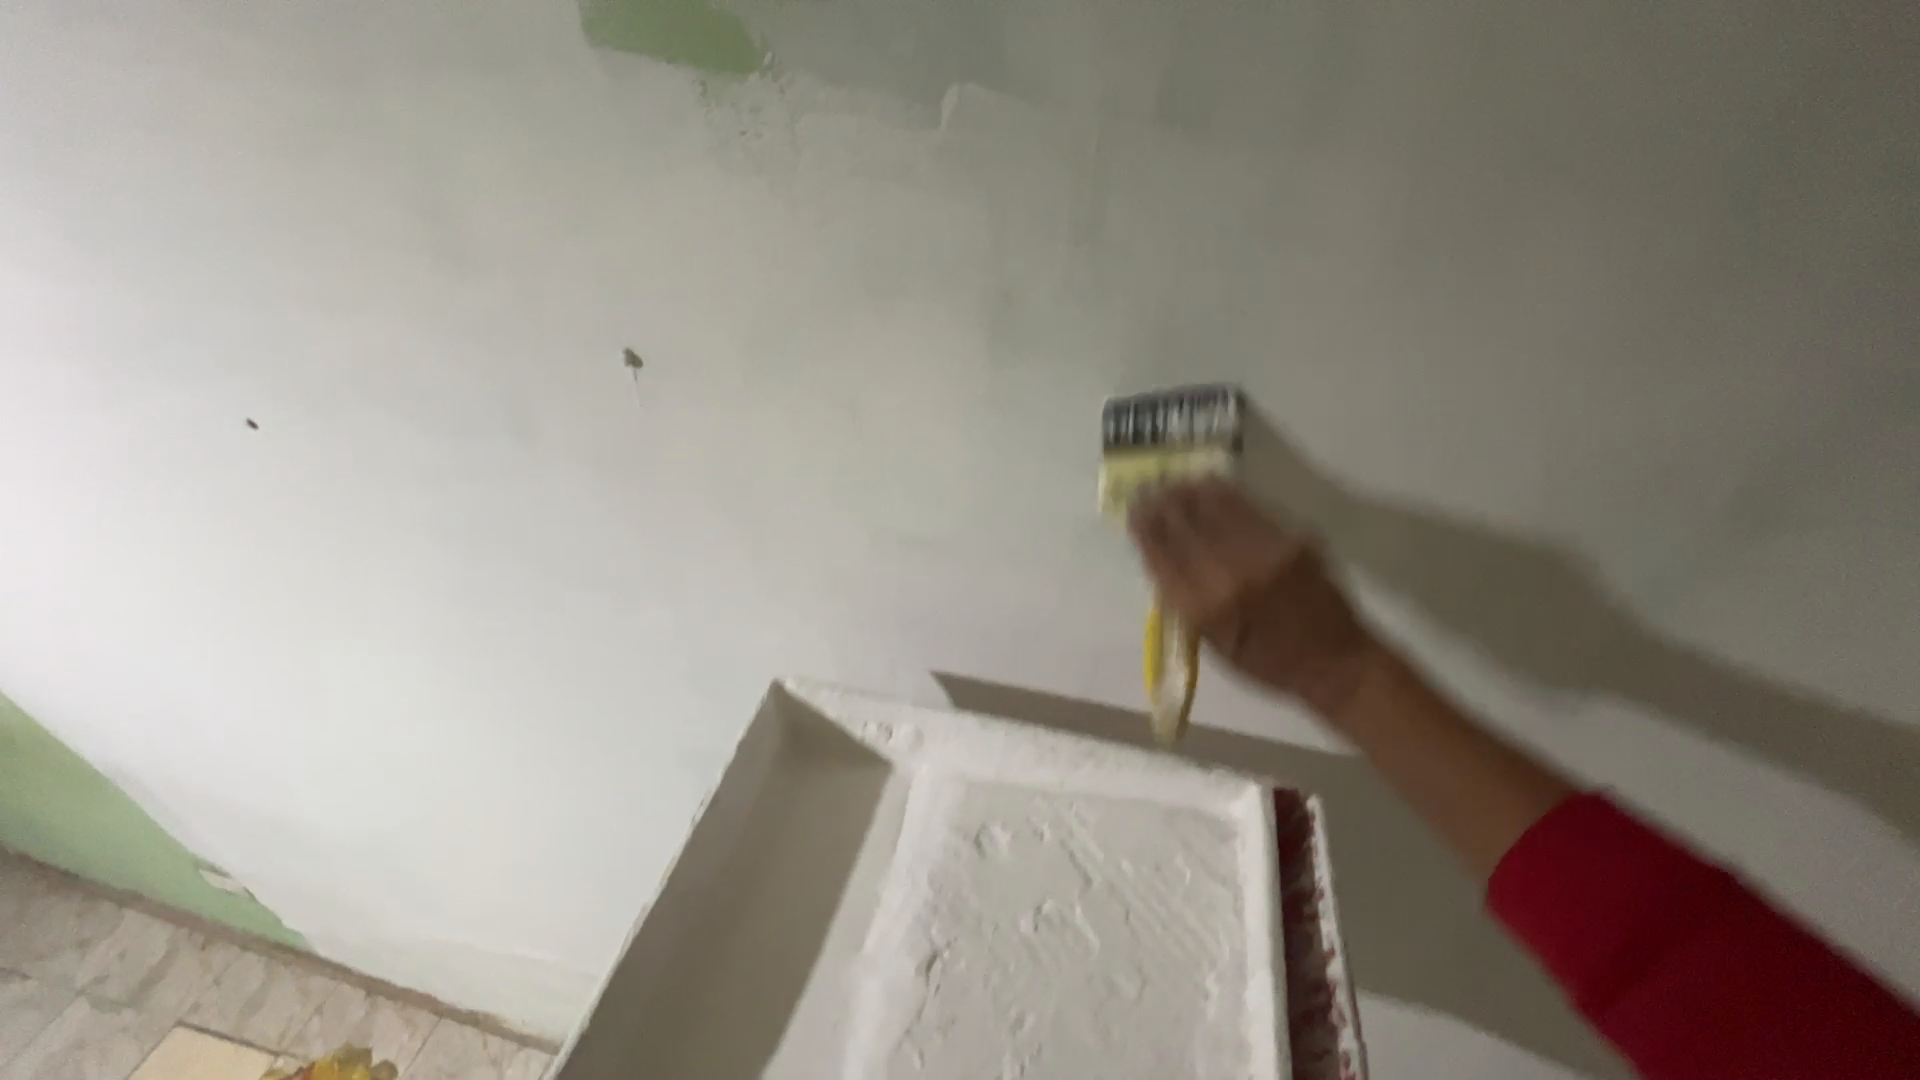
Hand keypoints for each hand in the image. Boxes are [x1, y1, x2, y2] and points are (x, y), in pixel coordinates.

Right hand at [1128, 480, 1381, 724]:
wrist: (1334, 660)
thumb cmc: (1266, 662)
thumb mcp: (1213, 644)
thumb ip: (1185, 602)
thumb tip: (1163, 559)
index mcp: (1204, 608)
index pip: (1162, 556)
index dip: (1144, 529)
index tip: (1133, 513)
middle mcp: (1229, 576)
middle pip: (1185, 527)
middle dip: (1161, 504)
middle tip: (1148, 487)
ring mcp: (1262, 554)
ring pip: (1215, 510)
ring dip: (1189, 491)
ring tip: (1174, 479)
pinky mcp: (1290, 541)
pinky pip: (1249, 509)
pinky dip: (1225, 494)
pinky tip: (1210, 484)